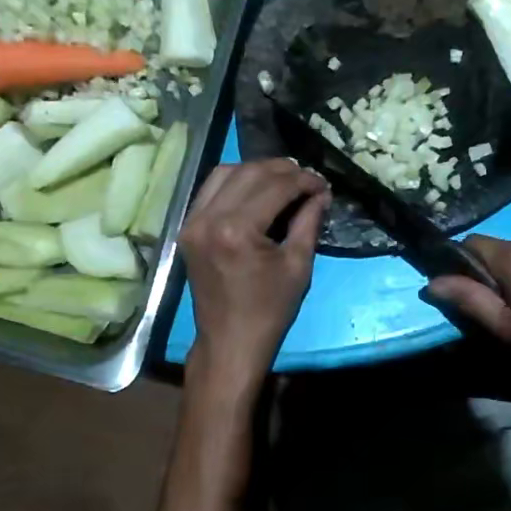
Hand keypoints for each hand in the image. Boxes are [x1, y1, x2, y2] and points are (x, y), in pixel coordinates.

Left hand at [181, 160, 329, 382]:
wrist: (229, 341)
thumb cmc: (269, 310)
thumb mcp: (298, 265)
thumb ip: (308, 221)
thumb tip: (320, 192)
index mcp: (236, 230)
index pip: (275, 186)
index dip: (304, 180)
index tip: (323, 184)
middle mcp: (208, 218)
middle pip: (249, 172)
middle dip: (283, 170)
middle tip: (306, 178)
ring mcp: (192, 222)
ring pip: (225, 173)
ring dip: (256, 170)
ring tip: (283, 179)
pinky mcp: (187, 228)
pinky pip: (210, 190)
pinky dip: (234, 182)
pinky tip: (255, 189)